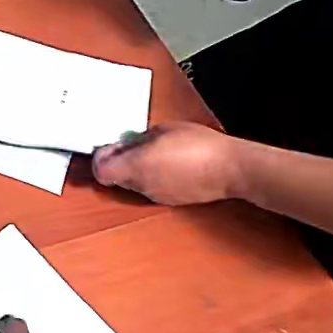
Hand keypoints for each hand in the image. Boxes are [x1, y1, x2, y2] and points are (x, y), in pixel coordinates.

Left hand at [92, 121, 244, 204]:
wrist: (231, 169)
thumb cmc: (199, 144)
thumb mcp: (163, 130)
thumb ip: (139, 139)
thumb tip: (127, 144)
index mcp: (136, 166)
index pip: (101, 171)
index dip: (101, 159)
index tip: (111, 147)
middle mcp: (141, 185)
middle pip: (116, 177)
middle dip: (119, 162)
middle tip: (132, 146)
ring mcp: (155, 196)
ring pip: (133, 184)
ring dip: (136, 171)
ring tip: (156, 154)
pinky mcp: (170, 201)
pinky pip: (151, 189)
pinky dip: (153, 178)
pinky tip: (171, 165)